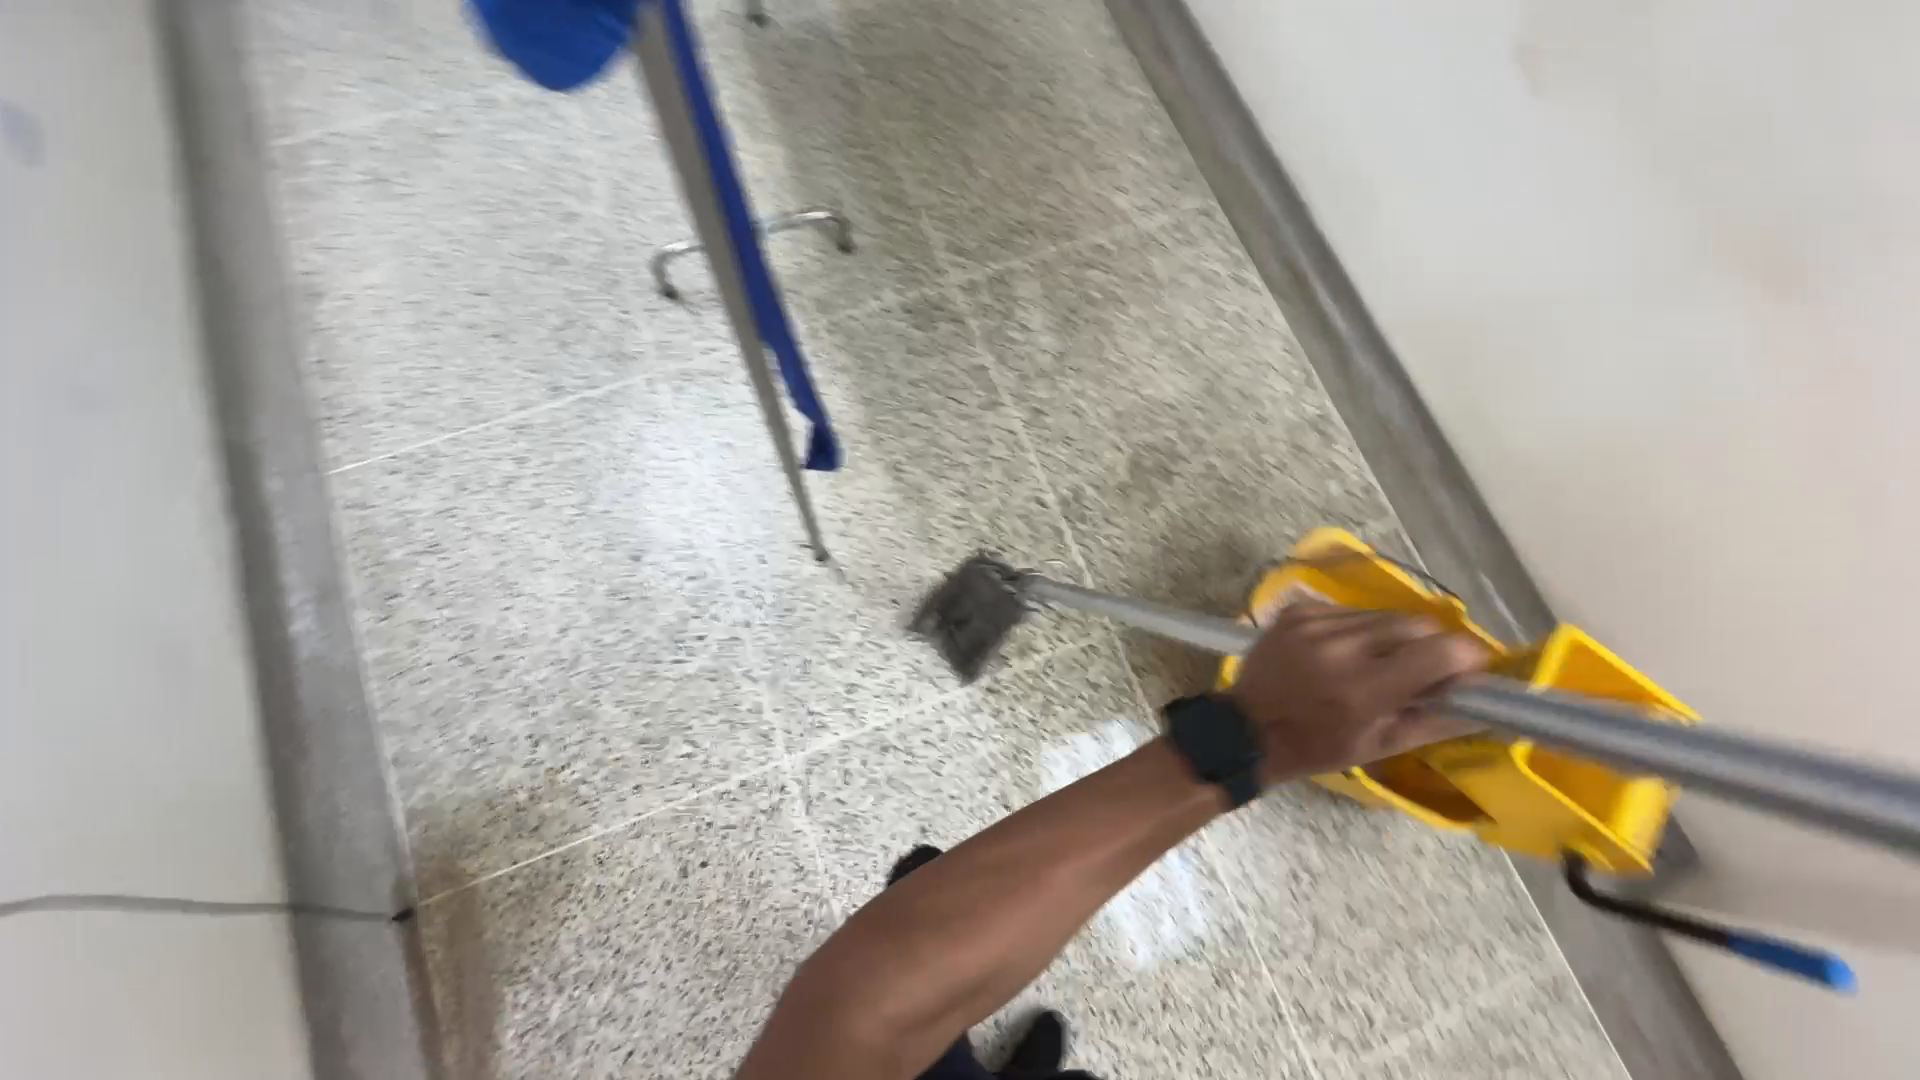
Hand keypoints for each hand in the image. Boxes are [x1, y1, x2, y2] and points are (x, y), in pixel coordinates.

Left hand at [1224, 602, 1489, 783]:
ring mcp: (1313, 624)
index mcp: (1364, 688)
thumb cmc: (1316, 746)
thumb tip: (1486, 699)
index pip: (1441, 650)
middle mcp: (1340, 647)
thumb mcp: (1380, 745)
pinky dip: (1358, 629)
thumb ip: (1436, 720)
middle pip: (1415, 624)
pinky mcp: (1296, 611)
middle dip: (1430, 645)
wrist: (1246, 728)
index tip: (1468, 671)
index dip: (1465, 658)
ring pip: (1382, 614)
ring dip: (1393, 636)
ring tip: (1377, 662)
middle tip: (1423, 670)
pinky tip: (1343, 652)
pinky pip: (1348, 611)